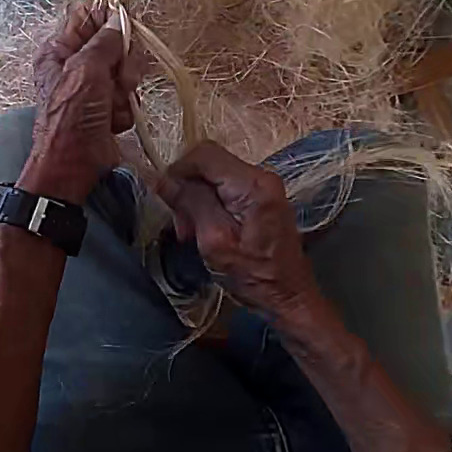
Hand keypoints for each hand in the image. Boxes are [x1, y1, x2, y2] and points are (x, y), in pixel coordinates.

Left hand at [19, 2, 145, 200]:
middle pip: (115, 45)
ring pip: (126, 72)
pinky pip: (128, 97)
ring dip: (125, 92)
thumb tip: (118, 17)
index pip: (89, 18)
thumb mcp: (86, 71)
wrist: (73, 165)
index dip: (110, 23)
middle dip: (124, 65)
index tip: (124, 34)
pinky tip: (113, 122)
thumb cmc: (71, 117)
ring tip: (112, 107)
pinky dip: (124, 110)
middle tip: (122, 80)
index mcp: (60, 50)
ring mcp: (93, 87)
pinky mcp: (107, 107)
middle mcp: (76, 65)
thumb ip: (104, 42)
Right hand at [155, 142, 330, 324]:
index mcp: (253, 185)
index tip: (165, 197)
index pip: (204, 155)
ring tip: (189, 229)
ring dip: (193, 197)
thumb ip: (191, 204)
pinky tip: (202, 226)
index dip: (178, 170)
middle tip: (180, 222)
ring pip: (211, 174)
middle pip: (207, 162)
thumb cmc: (254, 276)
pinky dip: (205, 201)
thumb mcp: (215, 241)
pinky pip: (221, 185)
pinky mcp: (258, 194)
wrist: (288, 297)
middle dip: (185, 186)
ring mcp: (261, 184)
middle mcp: (261, 175)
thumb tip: (163, 180)